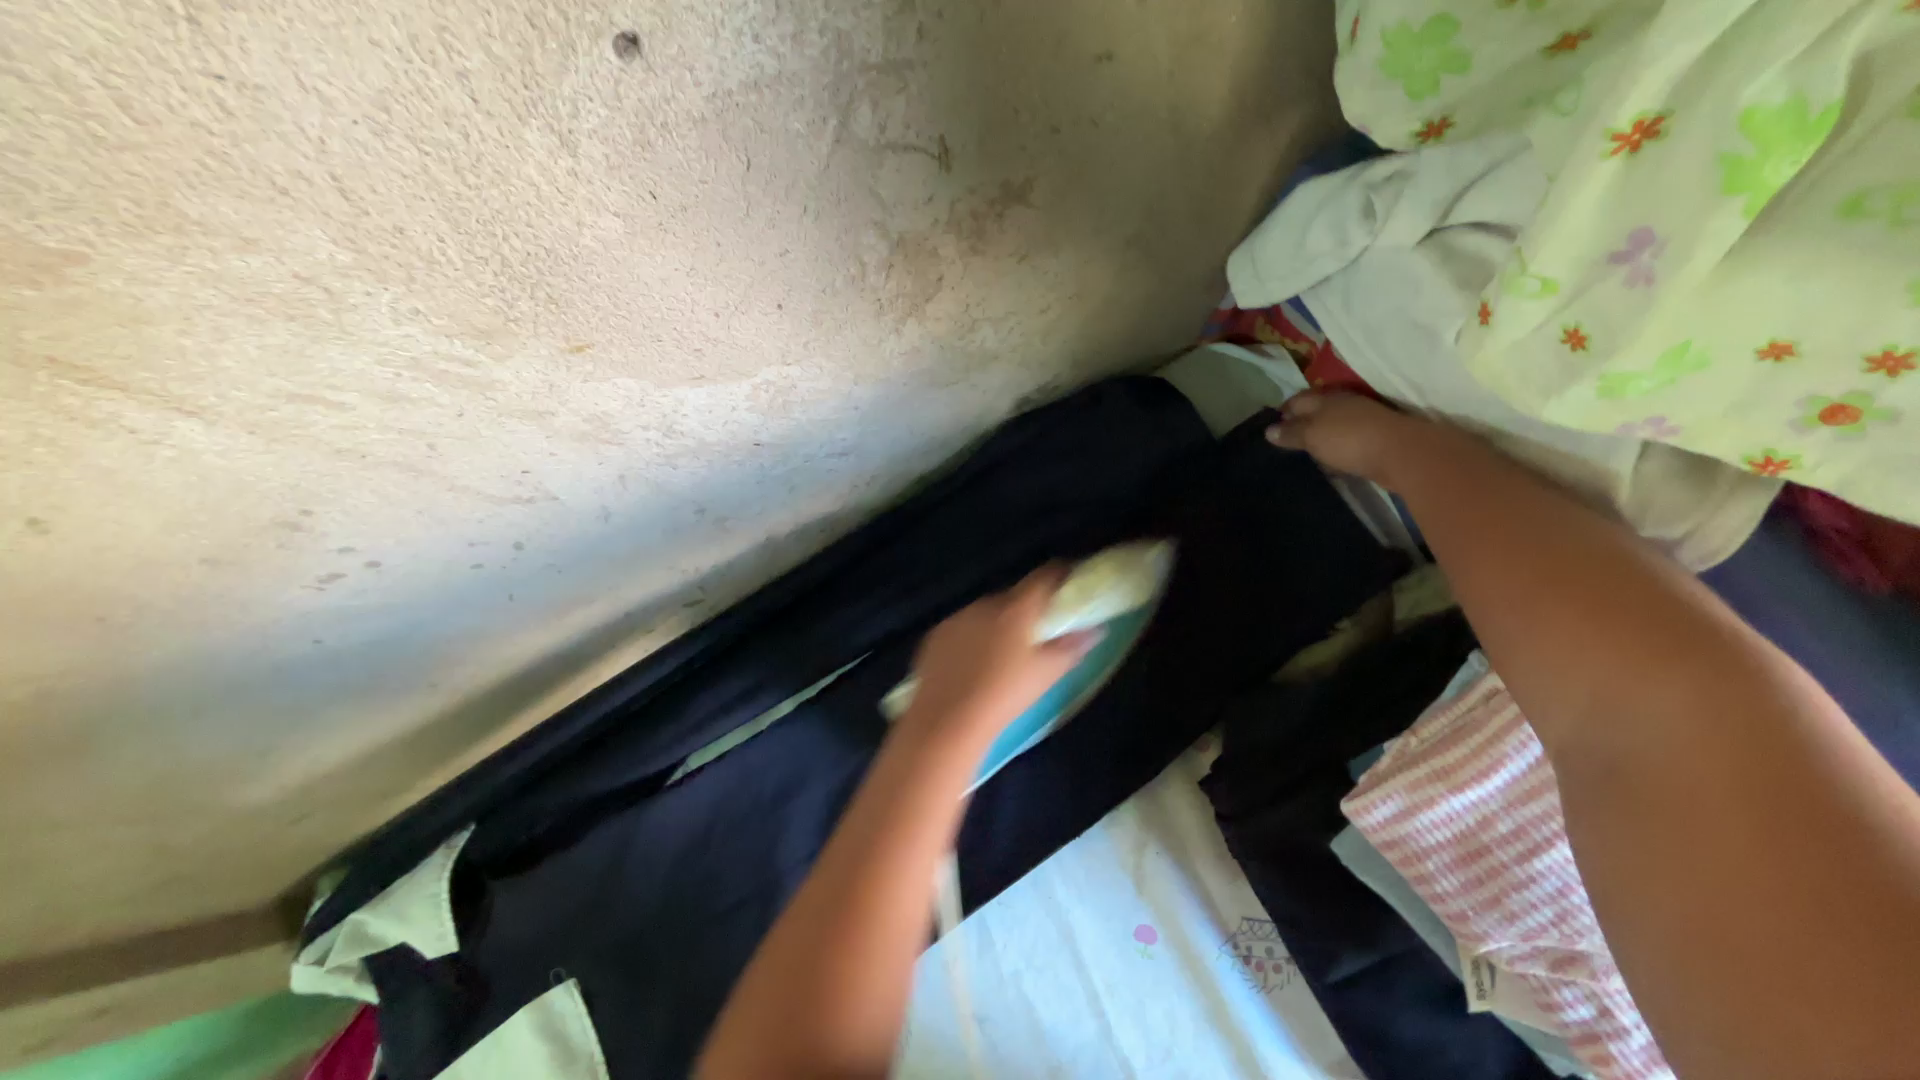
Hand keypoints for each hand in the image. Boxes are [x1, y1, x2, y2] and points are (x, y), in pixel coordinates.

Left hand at [902, 564, 1100, 746]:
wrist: (946, 722)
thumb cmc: (1004, 697)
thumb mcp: (1047, 675)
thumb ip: (1072, 647)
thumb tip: (1094, 629)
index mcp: (1016, 608)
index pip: (1043, 577)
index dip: (1060, 575)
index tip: (1070, 581)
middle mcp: (984, 604)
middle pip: (1013, 597)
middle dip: (1027, 609)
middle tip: (1037, 631)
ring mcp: (956, 618)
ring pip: (984, 613)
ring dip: (996, 624)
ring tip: (1002, 653)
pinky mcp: (934, 636)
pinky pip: (961, 629)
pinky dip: (971, 639)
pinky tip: (972, 664)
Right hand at [1264, 390, 1444, 490]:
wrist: (1400, 453)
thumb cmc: (1349, 439)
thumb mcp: (1312, 436)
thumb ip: (1291, 433)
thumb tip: (1268, 430)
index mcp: (1326, 399)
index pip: (1298, 400)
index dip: (1285, 409)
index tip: (1272, 422)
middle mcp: (1344, 404)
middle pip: (1317, 409)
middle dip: (1302, 419)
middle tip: (1287, 434)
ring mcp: (1362, 420)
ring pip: (1333, 423)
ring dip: (1320, 432)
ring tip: (1306, 446)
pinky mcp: (1374, 437)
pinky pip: (1347, 438)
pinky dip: (1336, 444)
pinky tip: (1330, 455)